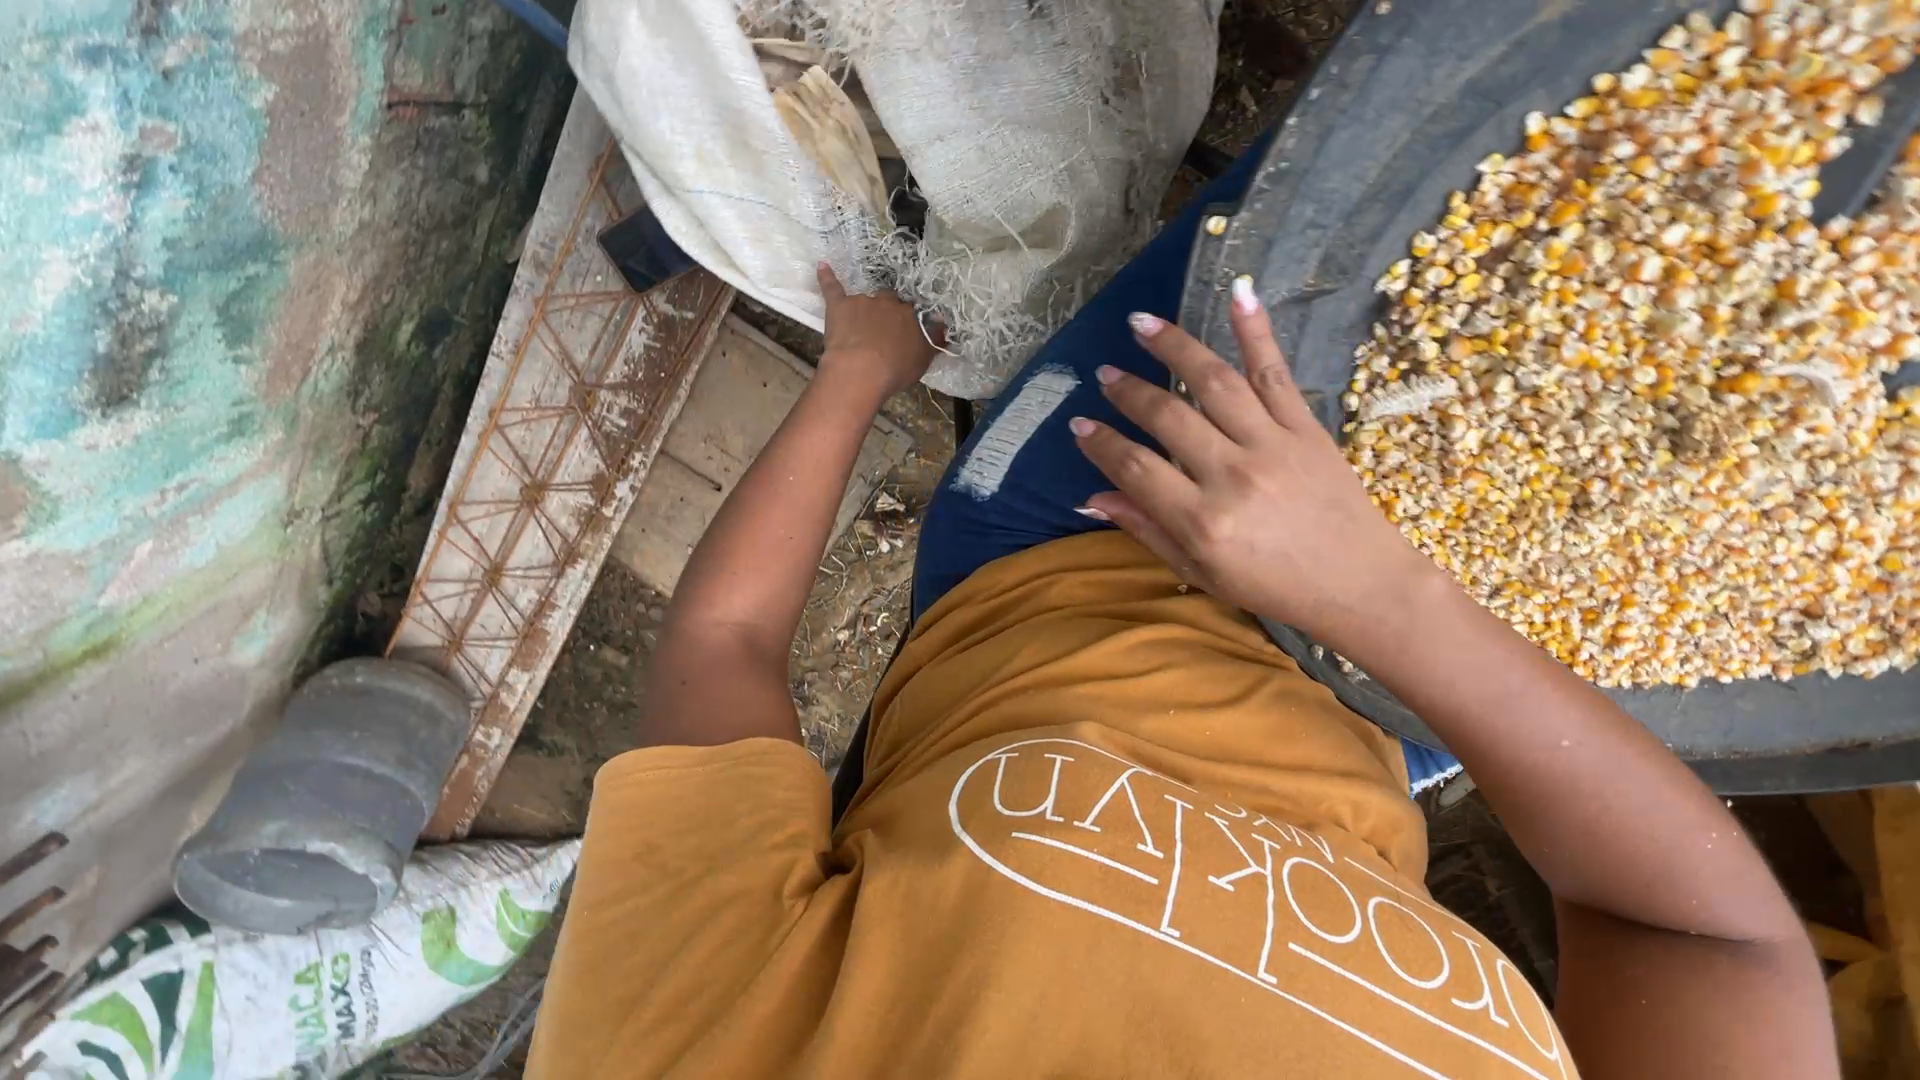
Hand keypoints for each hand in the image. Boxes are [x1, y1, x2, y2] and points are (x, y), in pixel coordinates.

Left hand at [815, 263, 937, 402]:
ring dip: (866, 307)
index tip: (906, 333)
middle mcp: (890, 303)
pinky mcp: (840, 304)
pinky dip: (827, 277)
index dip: (909, 321)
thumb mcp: (923, 360)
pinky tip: (822, 266)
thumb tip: (941, 324)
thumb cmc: (895, 370)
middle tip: (882, 330)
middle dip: (888, 311)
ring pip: (867, 298)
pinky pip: (832, 287)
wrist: (862, 370)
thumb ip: (933, 340)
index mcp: (911, 316)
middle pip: (891, 300)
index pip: (913, 311)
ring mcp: (864, 302)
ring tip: (859, 325)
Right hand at [1071, 282, 1445, 650]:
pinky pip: (1276, 373)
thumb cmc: (1272, 587)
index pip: (1135, 467)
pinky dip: (1256, 331)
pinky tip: (1239, 293)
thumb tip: (1093, 498)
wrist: (1359, 585)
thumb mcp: (1199, 572)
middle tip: (1105, 375)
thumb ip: (1147, 530)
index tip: (1079, 425)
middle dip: (1128, 392)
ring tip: (1141, 324)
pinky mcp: (1307, 427)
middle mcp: (1233, 476)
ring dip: (1174, 347)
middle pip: (1167, 417)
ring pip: (1214, 382)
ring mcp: (1273, 445)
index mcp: (1202, 521)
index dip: (1101, 443)